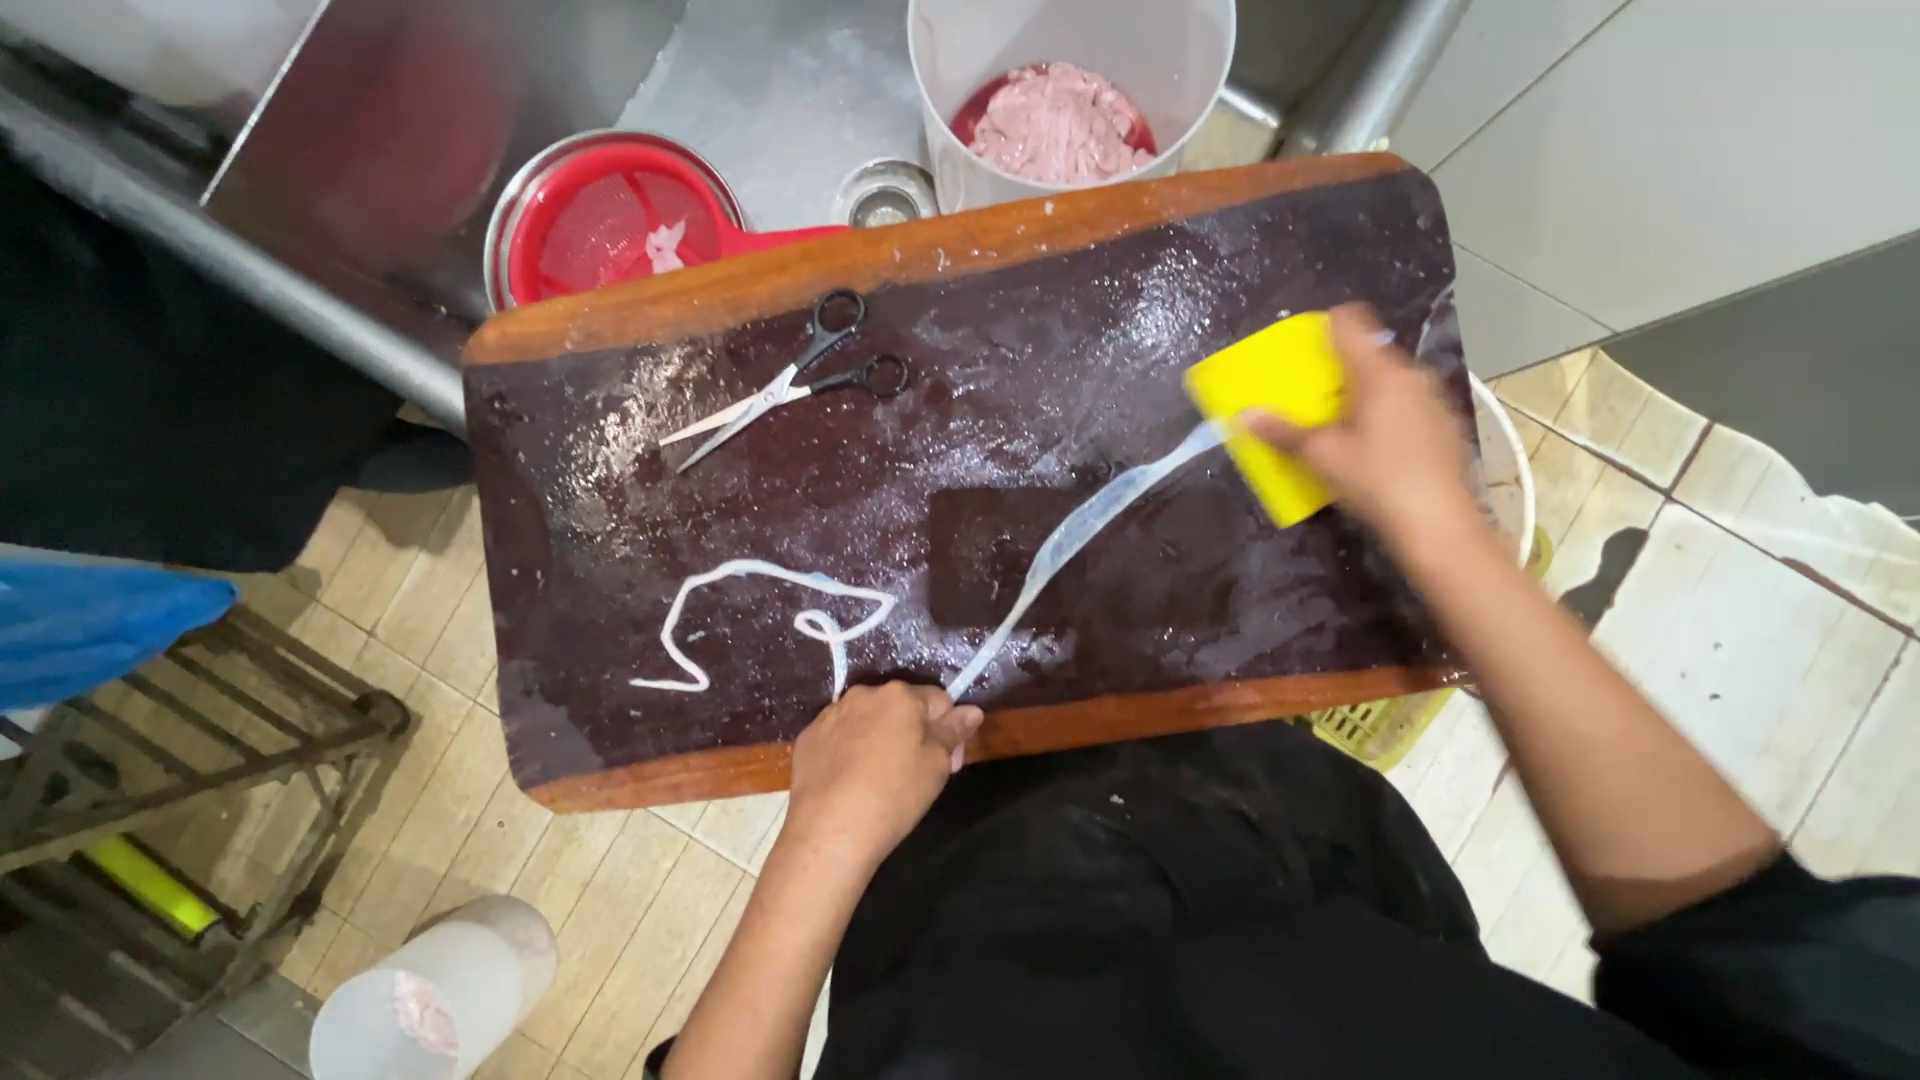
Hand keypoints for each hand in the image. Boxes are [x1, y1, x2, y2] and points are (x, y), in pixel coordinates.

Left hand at [784, 682, 983, 871]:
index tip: (949, 763)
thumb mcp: (936, 765)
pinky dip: (849, 751)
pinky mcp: (808, 738)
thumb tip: (971, 710)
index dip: (949, 730)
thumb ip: (954, 731)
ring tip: (880, 780)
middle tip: (917, 774)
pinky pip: (839, 736)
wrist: (828, 831)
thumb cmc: (893, 796)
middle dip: (914, 733)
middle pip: (901, 707)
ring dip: (880, 739)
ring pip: (868, 720)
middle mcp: (863, 694)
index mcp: (899, 695)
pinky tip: (851, 782)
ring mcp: (830, 715)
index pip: (938, 700)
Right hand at [1241, 303, 1482, 549]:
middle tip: (1311, 398)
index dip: (1324, 325)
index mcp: (1379, 373)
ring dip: (1362, 394)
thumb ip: (1282, 432)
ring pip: (1389, 381)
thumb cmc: (1376, 481)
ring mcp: (1433, 399)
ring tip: (1339, 426)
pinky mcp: (1444, 425)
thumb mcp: (1321, 458)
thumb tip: (1243, 415)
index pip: (1350, 323)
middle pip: (1368, 355)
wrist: (1439, 525)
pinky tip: (1374, 448)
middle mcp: (1410, 375)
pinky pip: (1406, 404)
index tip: (1303, 346)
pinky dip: (1385, 414)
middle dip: (1338, 371)